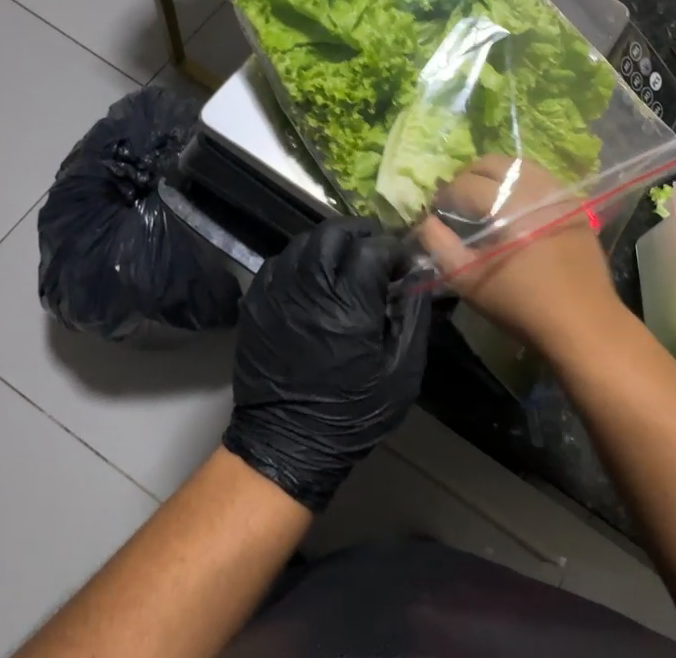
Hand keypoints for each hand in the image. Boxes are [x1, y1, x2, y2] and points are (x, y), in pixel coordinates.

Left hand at [223, 219, 426, 511]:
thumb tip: (420, 273)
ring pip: (303, 243)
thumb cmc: (353, 412)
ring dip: (330, 246)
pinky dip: (301, 262)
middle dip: (360, 236)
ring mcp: (277, 293)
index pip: (373, 248)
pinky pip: (280, 264)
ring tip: (345, 265)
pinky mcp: (255, 304)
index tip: (402, 266)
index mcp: (348, 303)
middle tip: (375, 255)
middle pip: (334, 233)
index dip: (393, 250)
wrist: (288, 442)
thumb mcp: (402, 371)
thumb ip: (413, 315)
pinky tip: (314, 281)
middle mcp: (309, 287)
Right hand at [416, 156, 623, 354]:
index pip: (465, 183)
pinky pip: (542, 180)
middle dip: (468, 177)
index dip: (444, 195)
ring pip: (520, 166)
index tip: (437, 213)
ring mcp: (560, 193)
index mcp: (508, 205)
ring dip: (496, 177)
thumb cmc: (520, 304)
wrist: (582, 323)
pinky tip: (515, 208)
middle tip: (458, 201)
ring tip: (485, 201)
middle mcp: (536, 188)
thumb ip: (438, 245)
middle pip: (493, 163)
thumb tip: (427, 220)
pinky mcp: (575, 204)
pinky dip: (522, 185)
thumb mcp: (467, 280)